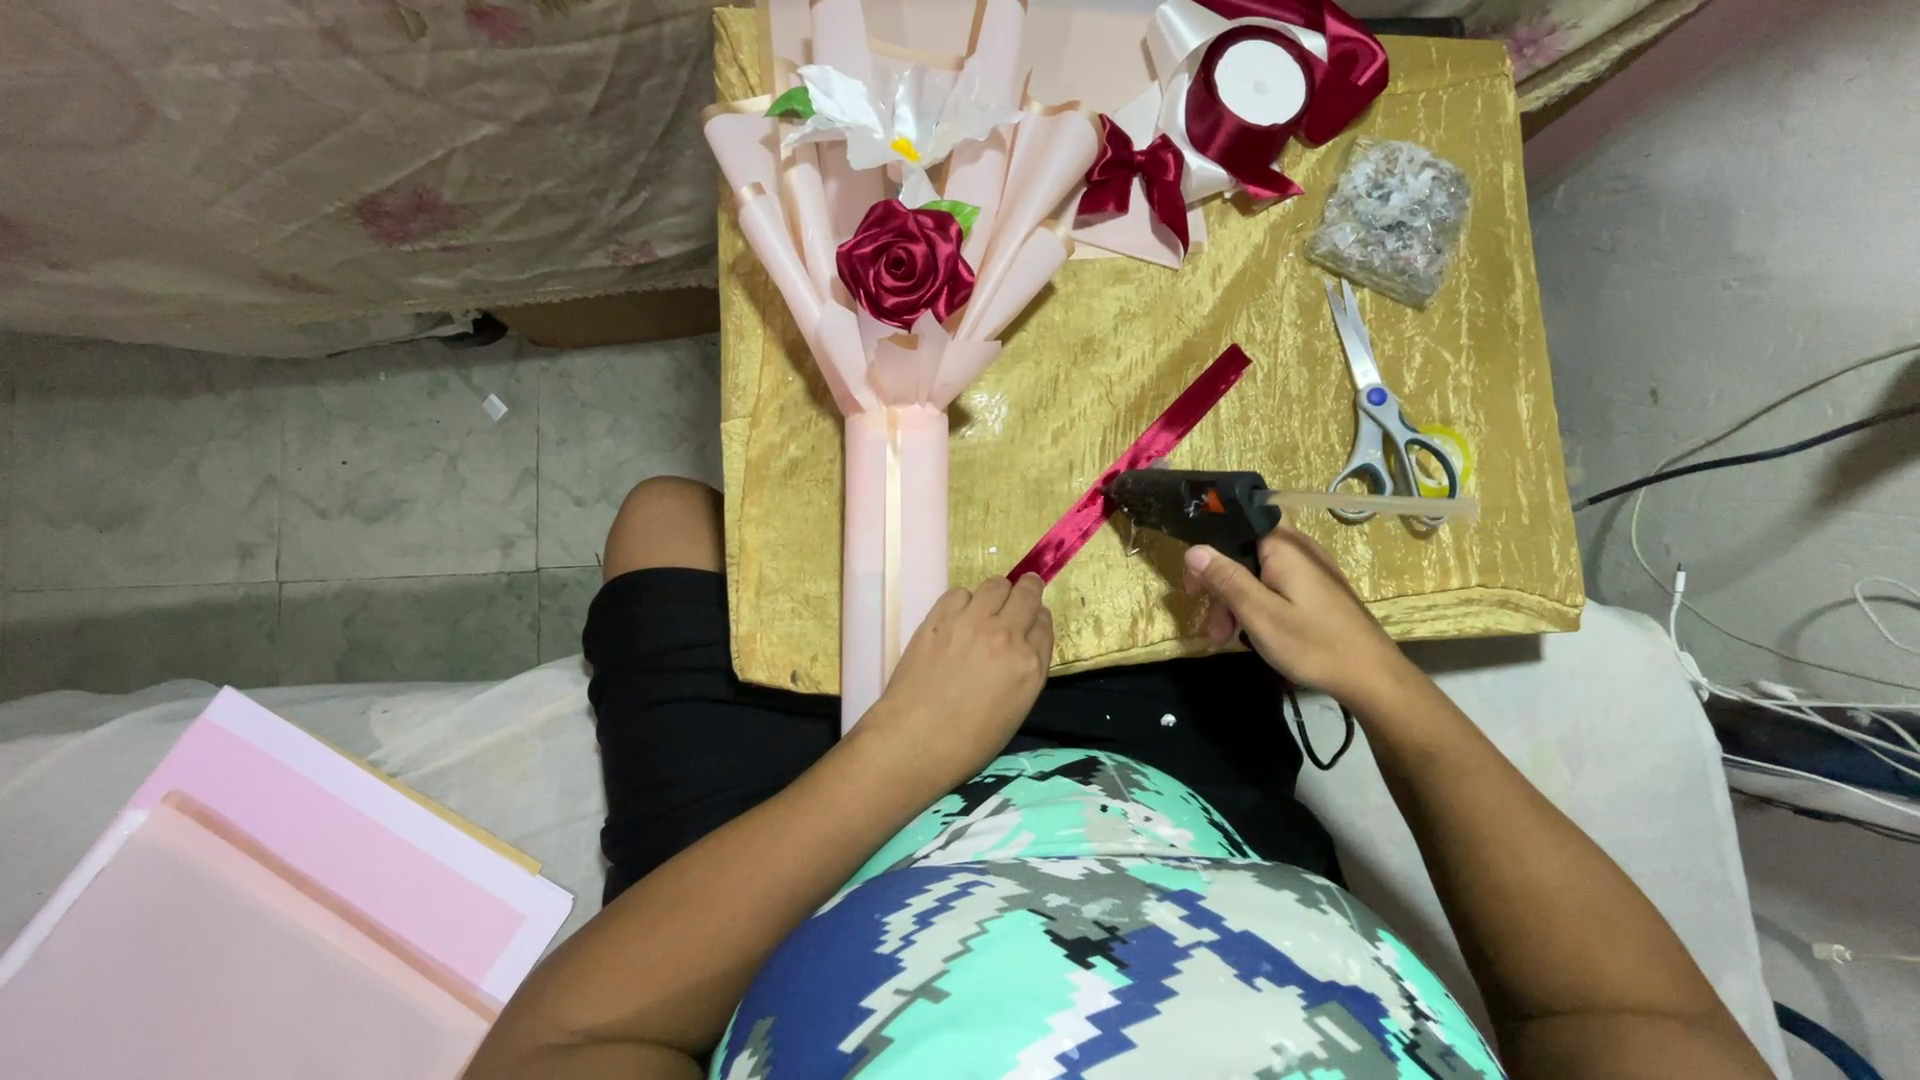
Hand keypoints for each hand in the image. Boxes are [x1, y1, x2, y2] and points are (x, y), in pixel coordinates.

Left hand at [856, 574, 1053, 789]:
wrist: (913, 742)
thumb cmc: (968, 742)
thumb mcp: (1015, 710)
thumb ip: (1025, 671)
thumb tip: (1022, 645)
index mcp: (1030, 666)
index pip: (1044, 623)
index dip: (1037, 618)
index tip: (1030, 620)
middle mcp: (1005, 636)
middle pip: (1026, 594)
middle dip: (1027, 590)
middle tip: (1020, 593)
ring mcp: (970, 623)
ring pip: (995, 585)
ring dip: (996, 593)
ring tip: (987, 607)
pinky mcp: (938, 619)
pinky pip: (959, 593)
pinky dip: (964, 601)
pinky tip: (958, 618)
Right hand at [1182, 524, 1406, 706]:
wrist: (1371, 677)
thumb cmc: (1313, 644)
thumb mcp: (1259, 614)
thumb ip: (1226, 578)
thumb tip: (1193, 549)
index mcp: (1284, 547)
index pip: (1239, 520)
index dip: (1211, 542)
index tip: (1195, 579)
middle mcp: (1298, 549)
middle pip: (1244, 550)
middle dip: (1220, 583)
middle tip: (1210, 622)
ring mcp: (1311, 569)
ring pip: (1257, 571)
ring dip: (1235, 599)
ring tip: (1225, 638)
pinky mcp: (1317, 589)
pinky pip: (1275, 585)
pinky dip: (1256, 604)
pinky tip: (1250, 633)